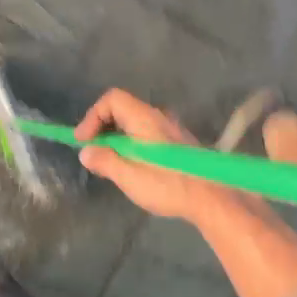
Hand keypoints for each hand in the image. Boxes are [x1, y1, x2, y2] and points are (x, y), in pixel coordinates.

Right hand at [74, 88, 243, 221]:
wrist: (212, 197)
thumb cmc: (168, 185)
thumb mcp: (129, 176)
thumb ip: (105, 161)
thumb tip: (86, 152)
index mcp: (145, 119)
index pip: (112, 99)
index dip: (92, 116)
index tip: (83, 141)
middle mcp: (159, 117)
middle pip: (123, 110)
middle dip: (102, 128)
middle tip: (93, 153)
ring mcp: (171, 129)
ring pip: (135, 124)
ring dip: (116, 139)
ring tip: (110, 164)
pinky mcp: (178, 143)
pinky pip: (147, 135)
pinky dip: (131, 144)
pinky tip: (132, 168)